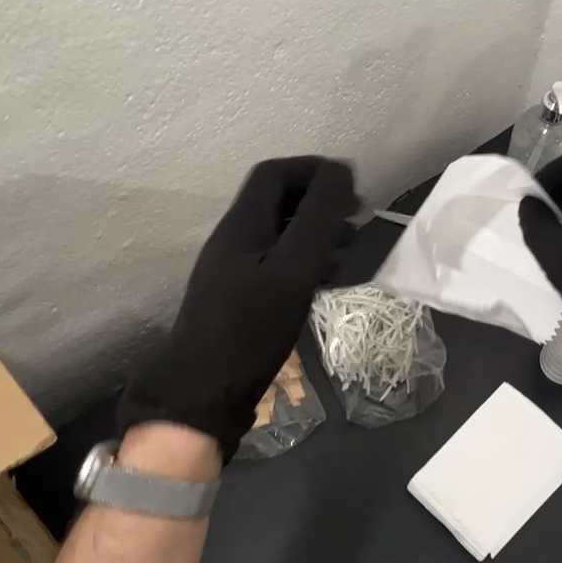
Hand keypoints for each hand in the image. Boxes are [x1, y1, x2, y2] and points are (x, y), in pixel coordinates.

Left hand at [119, 157, 357, 459]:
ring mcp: (235, 270)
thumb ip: (317, 219)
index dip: (313, 170)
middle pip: (279, 202)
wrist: (204, 392)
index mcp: (242, 225)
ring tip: (352, 247)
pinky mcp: (241, 298)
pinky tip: (330, 280)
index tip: (351, 183)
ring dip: (317, 232)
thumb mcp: (293, 271)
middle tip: (358, 215)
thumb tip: (341, 172)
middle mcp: (235, 240)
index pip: (275, 174)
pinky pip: (279, 264)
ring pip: (281, 234)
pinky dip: (308, 262)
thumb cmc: (251, 328)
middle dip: (320, 201)